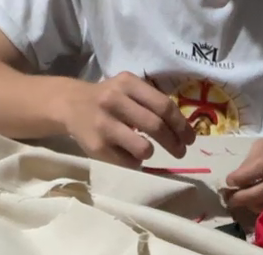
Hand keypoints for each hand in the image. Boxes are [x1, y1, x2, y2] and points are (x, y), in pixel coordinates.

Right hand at [58, 72, 194, 166]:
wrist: (71, 105)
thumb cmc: (109, 100)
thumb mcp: (128, 90)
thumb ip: (151, 103)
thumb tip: (183, 130)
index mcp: (128, 83)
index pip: (163, 106)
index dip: (181, 125)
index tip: (191, 138)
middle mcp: (115, 101)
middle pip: (156, 127)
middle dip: (174, 143)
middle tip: (181, 152)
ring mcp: (105, 125)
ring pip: (143, 148)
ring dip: (150, 153)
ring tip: (146, 150)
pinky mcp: (98, 147)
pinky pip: (128, 162)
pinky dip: (133, 162)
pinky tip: (126, 153)